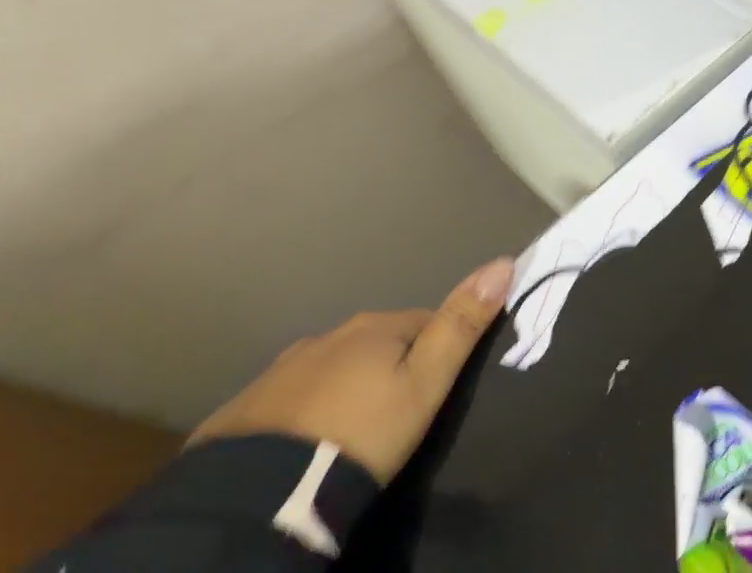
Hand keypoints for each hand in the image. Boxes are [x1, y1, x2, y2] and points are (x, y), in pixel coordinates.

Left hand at [190, 258, 514, 483]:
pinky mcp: (249, 402)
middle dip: (392, 364)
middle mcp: (330, 334)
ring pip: (336, 365)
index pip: (426, 323)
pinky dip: (311, 406)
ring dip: (350, 384)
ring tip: (355, 427)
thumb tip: (503, 261)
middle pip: (379, 341)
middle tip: (400, 410)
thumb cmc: (364, 429)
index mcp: (376, 326)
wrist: (263, 489)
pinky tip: (313, 435)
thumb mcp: (428, 381)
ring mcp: (284, 367)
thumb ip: (462, 324)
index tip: (438, 386)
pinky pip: (295, 393)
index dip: (439, 350)